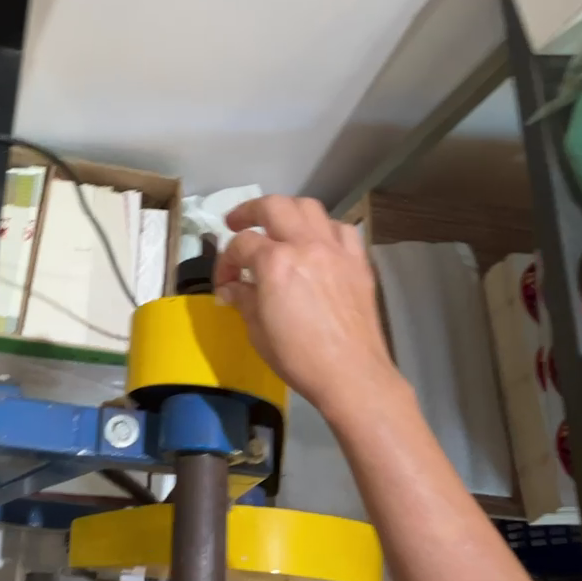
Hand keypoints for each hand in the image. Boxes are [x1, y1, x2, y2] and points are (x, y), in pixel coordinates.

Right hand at [214, 196, 397, 419]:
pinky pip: (340, 229)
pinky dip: (322, 229)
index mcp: (275, 263)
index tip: (223, 283)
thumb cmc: (298, 358)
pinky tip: (315, 243)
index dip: (225, 261)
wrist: (351, 373)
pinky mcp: (358, 262)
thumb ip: (244, 300)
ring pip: (309, 208)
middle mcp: (306, 245)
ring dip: (287, 211)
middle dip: (249, 211)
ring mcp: (335, 250)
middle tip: (235, 224)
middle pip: (274, 207)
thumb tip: (232, 288)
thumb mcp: (257, 331)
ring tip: (276, 226)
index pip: (241, 245)